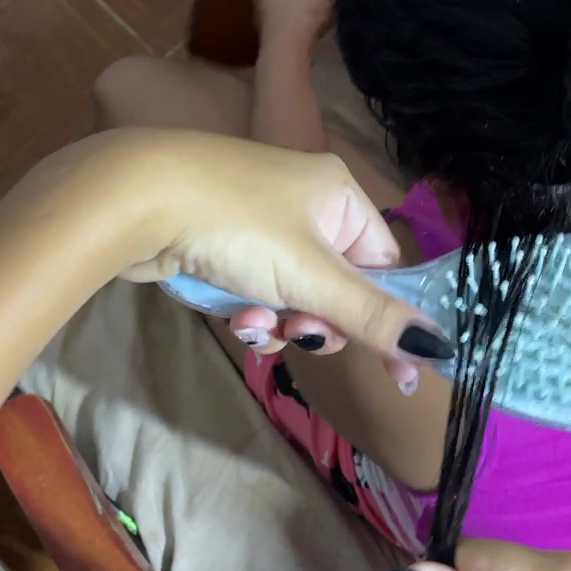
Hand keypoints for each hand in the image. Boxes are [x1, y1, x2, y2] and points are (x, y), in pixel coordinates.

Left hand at [87, 128, 445, 378]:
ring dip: (280, 322)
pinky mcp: (226, 246)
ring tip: (250, 319)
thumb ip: (373, 315)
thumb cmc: (237, 226)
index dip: (390, 320)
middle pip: (340, 289)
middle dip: (319, 321)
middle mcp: (307, 205)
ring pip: (296, 299)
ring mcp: (263, 226)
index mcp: (339, 196)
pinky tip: (230, 313)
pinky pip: (259, 293)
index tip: (400, 375)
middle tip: (301, 331)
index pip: (386, 267)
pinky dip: (249, 311)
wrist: (132, 200)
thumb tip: (438, 347)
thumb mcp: (312, 276)